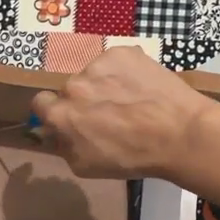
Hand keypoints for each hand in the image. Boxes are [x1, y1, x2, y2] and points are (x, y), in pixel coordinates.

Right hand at [31, 46, 219, 178]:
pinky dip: (123, 72)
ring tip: (129, 100)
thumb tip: (54, 133)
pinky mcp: (124, 53)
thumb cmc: (130, 157)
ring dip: (103, 84)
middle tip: (107, 113)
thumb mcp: (84, 166)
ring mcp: (99, 65)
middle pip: (70, 89)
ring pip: (93, 74)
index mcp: (60, 114)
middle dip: (83, 100)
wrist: (180, 133)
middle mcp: (74, 85)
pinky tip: (140, 87)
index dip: (53, 110)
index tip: (68, 117)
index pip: (40, 102)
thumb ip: (62, 146)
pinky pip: (114, 62)